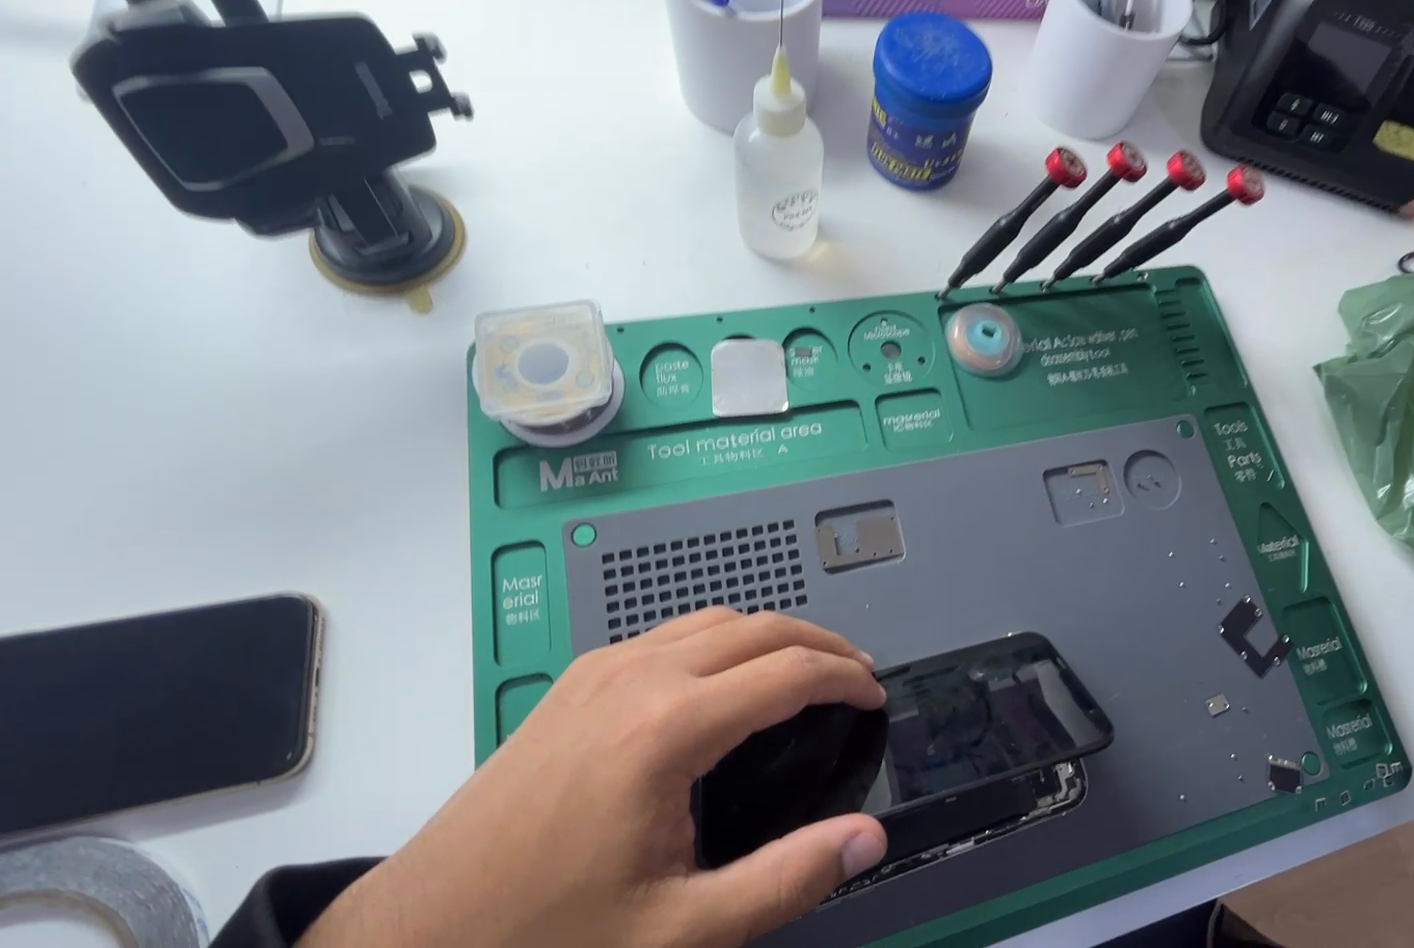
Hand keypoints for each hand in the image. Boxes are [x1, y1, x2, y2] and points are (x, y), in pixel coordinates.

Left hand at [300, 609, 889, 947]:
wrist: (415, 937)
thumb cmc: (549, 935)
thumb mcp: (679, 933)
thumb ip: (786, 880)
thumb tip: (868, 838)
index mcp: (669, 727)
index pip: (786, 672)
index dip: (844, 678)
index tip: (876, 697)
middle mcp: (639, 674)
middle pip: (756, 626)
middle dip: (819, 642)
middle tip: (856, 675)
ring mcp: (601, 668)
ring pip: (712, 618)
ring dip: (770, 633)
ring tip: (804, 670)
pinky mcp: (576, 679)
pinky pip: (670, 632)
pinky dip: (723, 639)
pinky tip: (727, 681)